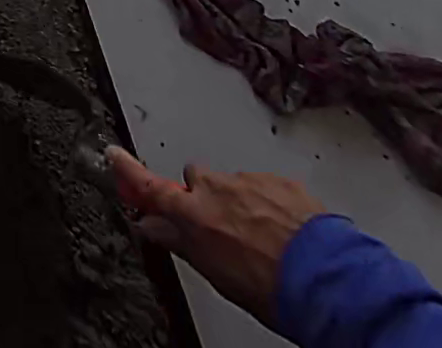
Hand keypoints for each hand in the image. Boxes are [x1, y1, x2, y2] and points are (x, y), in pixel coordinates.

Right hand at [106, 146, 325, 326]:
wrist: (328, 279)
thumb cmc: (270, 286)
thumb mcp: (215, 272)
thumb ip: (180, 241)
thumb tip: (154, 226)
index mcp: (194, 212)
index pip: (150, 186)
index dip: (128, 170)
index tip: (113, 154)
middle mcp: (214, 187)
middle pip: (194, 180)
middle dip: (203, 197)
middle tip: (220, 227)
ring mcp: (247, 179)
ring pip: (230, 183)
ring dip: (238, 201)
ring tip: (261, 237)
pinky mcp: (277, 179)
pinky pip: (261, 185)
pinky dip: (266, 203)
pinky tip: (282, 231)